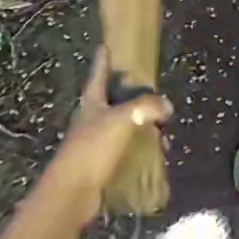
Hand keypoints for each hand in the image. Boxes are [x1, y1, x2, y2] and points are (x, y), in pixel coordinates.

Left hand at [41, 45, 170, 218]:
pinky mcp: (102, 162)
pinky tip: (157, 151)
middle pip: (113, 98)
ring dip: (142, 123)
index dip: (103, 60)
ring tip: (162, 126)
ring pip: (123, 123)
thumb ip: (146, 107)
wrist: (72, 193)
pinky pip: (127, 146)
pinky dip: (142, 145)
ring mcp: (96, 140)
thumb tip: (167, 106)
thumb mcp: (122, 119)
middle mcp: (92, 118)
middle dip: (132, 93)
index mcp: (92, 102)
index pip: (98, 75)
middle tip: (151, 89)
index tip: (105, 46)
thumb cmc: (92, 147)